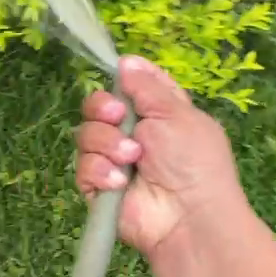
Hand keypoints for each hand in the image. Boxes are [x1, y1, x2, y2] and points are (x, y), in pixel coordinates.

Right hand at [74, 55, 246, 256]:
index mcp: (159, 113)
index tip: (119, 73)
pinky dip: (99, 171)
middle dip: (103, 109)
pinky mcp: (98, 186)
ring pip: (86, 135)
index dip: (124, 78)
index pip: (132, 86)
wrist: (186, 216)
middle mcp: (133, 133)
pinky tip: (119, 182)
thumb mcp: (176, 115)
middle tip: (117, 118)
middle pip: (98, 107)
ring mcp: (113, 160)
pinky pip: (82, 166)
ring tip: (130, 160)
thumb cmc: (193, 162)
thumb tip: (126, 60)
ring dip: (106, 144)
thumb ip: (147, 87)